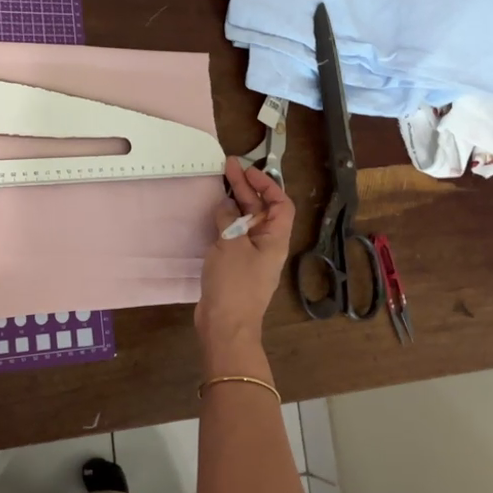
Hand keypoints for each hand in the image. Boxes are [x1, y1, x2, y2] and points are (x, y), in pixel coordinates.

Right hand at [196, 158, 295, 374]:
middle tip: (227, 167)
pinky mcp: (234, 266)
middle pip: (260, 210)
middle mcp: (266, 245)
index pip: (280, 204)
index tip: (248, 170)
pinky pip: (233, 235)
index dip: (267, 184)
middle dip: (246, 188)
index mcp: (275, 239)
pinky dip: (224, 221)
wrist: (225, 325)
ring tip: (219, 184)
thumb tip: (225, 205)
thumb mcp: (231, 245)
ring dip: (234, 202)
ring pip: (245, 222)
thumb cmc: (234, 283)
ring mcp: (250, 256)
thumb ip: (228, 220)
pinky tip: (212, 214)